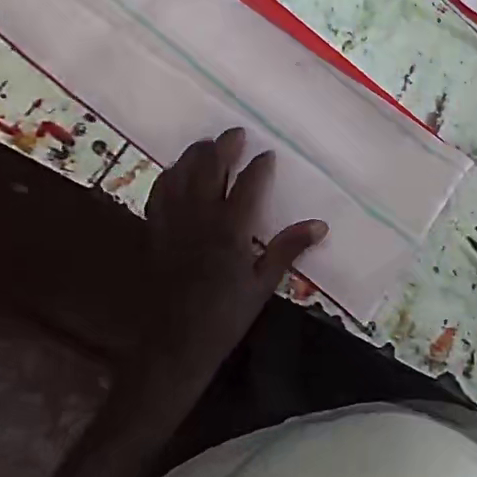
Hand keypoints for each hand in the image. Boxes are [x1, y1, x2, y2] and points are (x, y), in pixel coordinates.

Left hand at [143, 128, 326, 364]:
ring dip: (195, 153)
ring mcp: (174, 222)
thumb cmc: (225, 316)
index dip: (260, 165)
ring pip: (181, 173)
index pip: (249, 184)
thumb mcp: (263, 285)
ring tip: (208, 144)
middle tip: (237, 133)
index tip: (268, 154)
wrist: (175, 342)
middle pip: (210, 167)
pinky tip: (177, 172)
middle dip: (224, 145)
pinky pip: (159, 192)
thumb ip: (288, 249)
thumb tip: (320, 225)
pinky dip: (170, 175)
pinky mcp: (156, 230)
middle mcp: (201, 217)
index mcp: (231, 230)